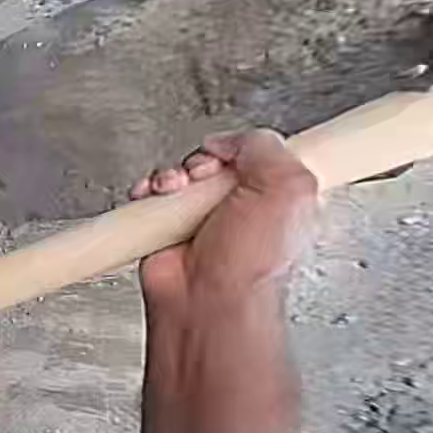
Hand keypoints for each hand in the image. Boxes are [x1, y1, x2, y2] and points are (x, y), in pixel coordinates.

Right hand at [130, 129, 319, 310]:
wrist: (205, 293)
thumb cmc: (253, 257)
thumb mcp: (288, 185)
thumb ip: (263, 148)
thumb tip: (226, 140)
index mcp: (276, 194)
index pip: (255, 154)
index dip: (239, 149)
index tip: (232, 159)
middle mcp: (237, 204)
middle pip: (211, 161)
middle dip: (199, 162)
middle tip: (201, 177)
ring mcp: (197, 216)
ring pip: (176, 176)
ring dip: (169, 176)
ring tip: (173, 190)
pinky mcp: (163, 227)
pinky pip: (148, 197)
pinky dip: (144, 192)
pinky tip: (151, 197)